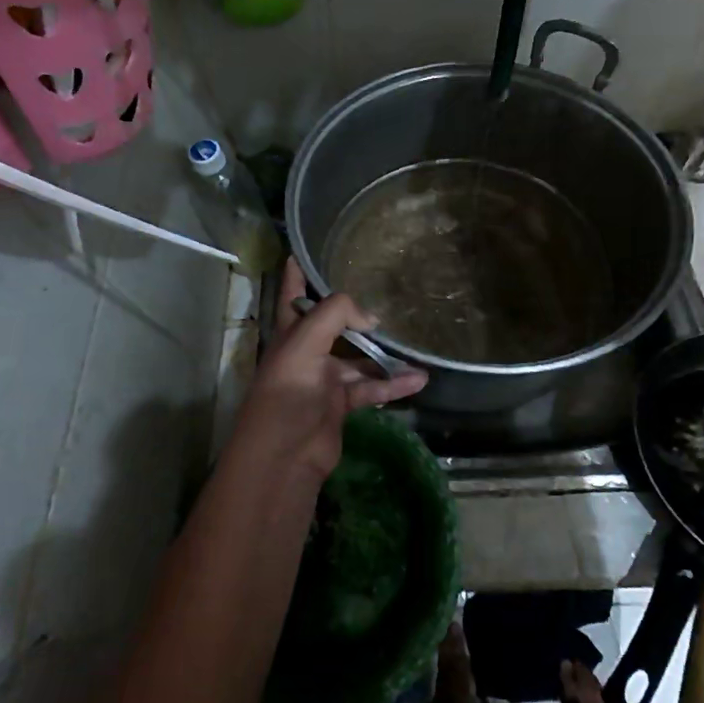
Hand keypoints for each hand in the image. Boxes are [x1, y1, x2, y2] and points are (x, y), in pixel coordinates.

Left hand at [230, 261, 426, 479]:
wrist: (285, 454)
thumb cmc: (288, 390)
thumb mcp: (306, 341)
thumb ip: (337, 314)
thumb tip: (371, 318)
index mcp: (288, 331)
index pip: (291, 292)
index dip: (297, 270)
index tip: (308, 249)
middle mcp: (304, 350)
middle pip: (330, 323)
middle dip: (352, 310)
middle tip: (382, 290)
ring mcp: (322, 378)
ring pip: (356, 358)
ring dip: (382, 353)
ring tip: (413, 341)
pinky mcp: (339, 404)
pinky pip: (370, 387)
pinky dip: (393, 384)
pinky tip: (418, 379)